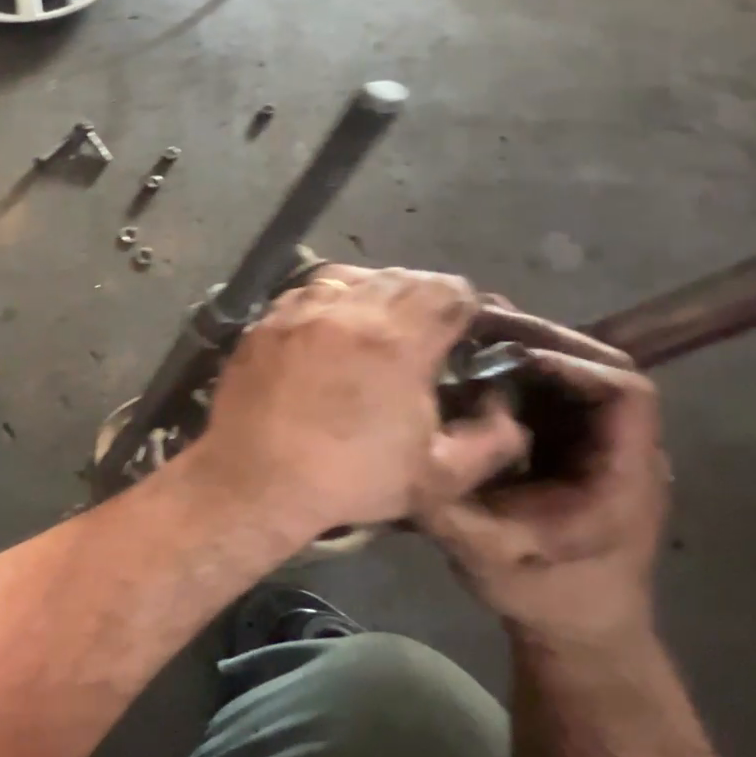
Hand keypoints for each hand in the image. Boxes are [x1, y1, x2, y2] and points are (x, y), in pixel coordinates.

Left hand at [187, 268, 529, 536]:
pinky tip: (326, 329)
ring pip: (345, 278)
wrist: (254, 479)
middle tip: (423, 330)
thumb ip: (492, 437)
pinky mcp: (259, 326)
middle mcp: (344, 313)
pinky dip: (323, 302)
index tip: (462, 332)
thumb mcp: (441, 474)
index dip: (465, 307)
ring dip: (370, 292)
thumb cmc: (349, 479)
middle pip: (397, 278)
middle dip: (421, 297)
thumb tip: (501, 403)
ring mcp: (294, 315)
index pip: (448, 291)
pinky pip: (300, 294)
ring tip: (375, 324)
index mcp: (397, 341)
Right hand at [418, 309, 667, 650]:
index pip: (623, 392)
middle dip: (538, 340)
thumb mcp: (480, 550)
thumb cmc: (541, 593)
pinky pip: (550, 393)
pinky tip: (465, 372)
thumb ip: (443, 497)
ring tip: (461, 340)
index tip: (498, 352)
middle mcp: (622, 448)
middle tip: (470, 327)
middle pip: (600, 368)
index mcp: (622, 472)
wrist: (577, 628)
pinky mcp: (573, 447)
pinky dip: (512, 374)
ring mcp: (599, 446)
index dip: (566, 362)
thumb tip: (396, 441)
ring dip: (522, 351)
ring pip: (574, 375)